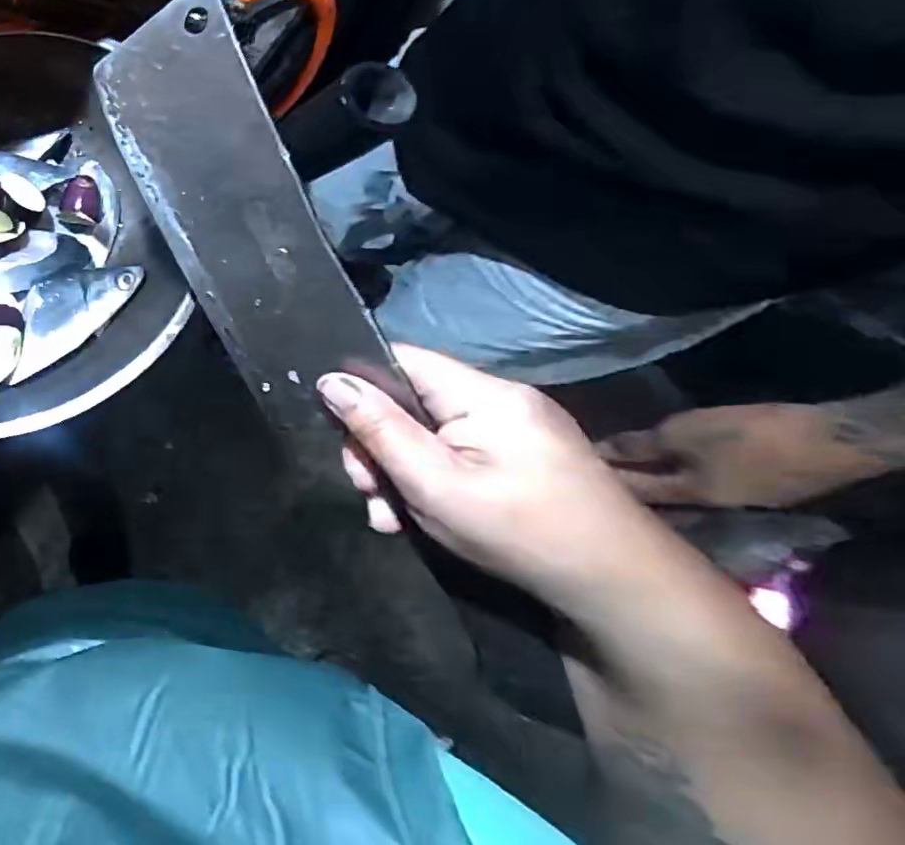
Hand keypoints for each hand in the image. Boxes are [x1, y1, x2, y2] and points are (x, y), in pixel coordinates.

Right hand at [318, 345, 660, 602]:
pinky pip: (451, 452)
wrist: (623, 594)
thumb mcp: (433, 483)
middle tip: (365, 489)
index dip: (358, 382)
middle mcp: (499, 400)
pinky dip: (426, 479)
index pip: (401, 359)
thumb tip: (329, 379)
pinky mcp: (518, 456)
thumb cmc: (521, 532)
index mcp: (484, 395)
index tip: (336, 425)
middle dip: (375, 445)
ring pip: (424, 433)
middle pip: (407, 402)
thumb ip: (379, 429)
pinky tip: (412, 515)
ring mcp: (512, 429)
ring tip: (387, 516)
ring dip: (395, 470)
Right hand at [597, 404, 886, 507]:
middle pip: (636, 445)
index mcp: (657, 437)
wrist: (835, 437)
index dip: (594, 461)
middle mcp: (670, 424)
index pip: (611, 448)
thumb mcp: (708, 489)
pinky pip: (691, 442)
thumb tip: (610, 488)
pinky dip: (684, 457)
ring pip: (665, 444)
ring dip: (656, 461)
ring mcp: (702, 420)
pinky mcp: (731, 423)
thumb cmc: (763, 468)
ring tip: (657, 482)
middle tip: (616, 484)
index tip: (580, 476)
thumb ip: (655, 488)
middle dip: (624, 462)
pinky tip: (697, 471)